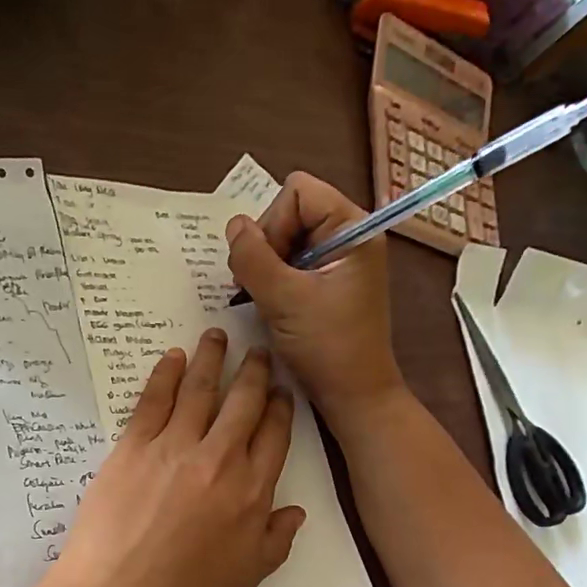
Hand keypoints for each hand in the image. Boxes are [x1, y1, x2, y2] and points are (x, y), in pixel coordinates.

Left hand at [42, 329, 305, 586]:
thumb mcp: (245, 579)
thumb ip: (274, 541)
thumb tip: (294, 512)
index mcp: (252, 494)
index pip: (275, 437)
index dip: (280, 408)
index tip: (281, 390)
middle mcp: (219, 461)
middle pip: (243, 404)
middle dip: (254, 373)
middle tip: (258, 350)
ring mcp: (173, 449)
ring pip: (200, 390)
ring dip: (211, 359)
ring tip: (217, 335)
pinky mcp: (132, 448)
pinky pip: (153, 400)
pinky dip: (165, 374)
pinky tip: (172, 357)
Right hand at [226, 172, 404, 417]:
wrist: (353, 395)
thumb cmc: (328, 348)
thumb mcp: (285, 300)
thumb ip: (253, 258)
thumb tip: (233, 226)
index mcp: (352, 230)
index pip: (298, 192)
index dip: (273, 222)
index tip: (269, 266)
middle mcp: (346, 238)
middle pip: (289, 211)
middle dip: (267, 245)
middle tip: (261, 286)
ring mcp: (336, 261)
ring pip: (284, 239)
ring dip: (265, 266)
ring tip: (265, 298)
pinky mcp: (324, 283)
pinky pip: (288, 263)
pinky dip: (272, 279)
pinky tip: (270, 305)